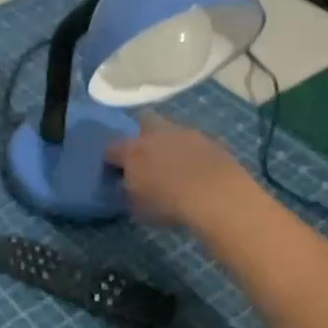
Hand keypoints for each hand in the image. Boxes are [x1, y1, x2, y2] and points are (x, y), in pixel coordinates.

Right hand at [105, 115, 254, 225]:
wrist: (217, 196)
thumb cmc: (169, 204)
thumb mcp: (138, 207)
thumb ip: (128, 192)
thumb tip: (127, 185)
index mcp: (133, 150)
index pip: (111, 147)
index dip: (110, 158)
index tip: (115, 170)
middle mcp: (156, 134)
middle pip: (143, 120)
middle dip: (140, 134)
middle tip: (143, 156)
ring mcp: (185, 133)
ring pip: (170, 129)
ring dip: (168, 142)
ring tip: (173, 164)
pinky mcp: (210, 140)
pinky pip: (192, 141)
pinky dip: (190, 151)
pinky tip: (194, 168)